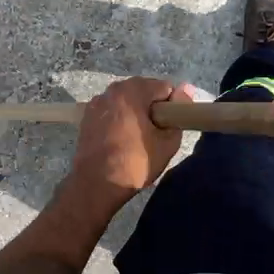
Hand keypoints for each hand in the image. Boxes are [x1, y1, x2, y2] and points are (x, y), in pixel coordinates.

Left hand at [66, 77, 191, 212]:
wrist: (96, 185)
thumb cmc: (135, 163)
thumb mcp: (167, 142)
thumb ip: (179, 111)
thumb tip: (187, 88)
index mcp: (134, 89)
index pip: (165, 88)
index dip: (172, 107)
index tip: (170, 127)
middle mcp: (114, 88)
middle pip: (144, 91)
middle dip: (152, 108)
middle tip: (155, 134)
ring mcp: (98, 101)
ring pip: (127, 100)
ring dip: (135, 113)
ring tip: (137, 139)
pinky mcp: (87, 115)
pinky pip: (112, 110)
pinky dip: (118, 119)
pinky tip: (119, 139)